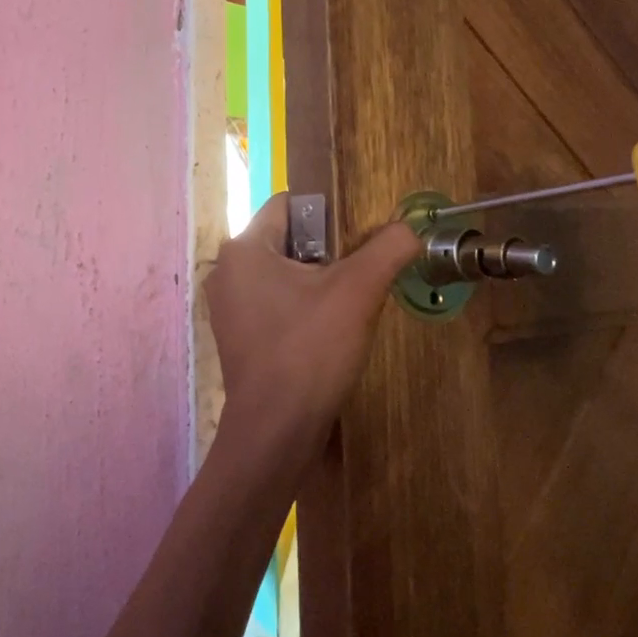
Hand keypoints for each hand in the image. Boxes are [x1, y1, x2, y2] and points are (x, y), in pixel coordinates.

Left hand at [206, 194, 421, 444]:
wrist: (276, 431)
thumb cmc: (310, 350)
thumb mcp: (358, 290)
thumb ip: (388, 248)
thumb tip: (411, 228)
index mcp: (243, 248)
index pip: (288, 205)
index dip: (329, 213)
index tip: (360, 238)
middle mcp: (227, 272)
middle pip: (288, 240)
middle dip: (327, 252)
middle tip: (362, 272)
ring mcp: (229, 309)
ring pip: (284, 274)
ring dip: (318, 283)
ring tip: (350, 304)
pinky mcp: (239, 339)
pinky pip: (276, 305)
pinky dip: (303, 309)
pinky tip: (329, 332)